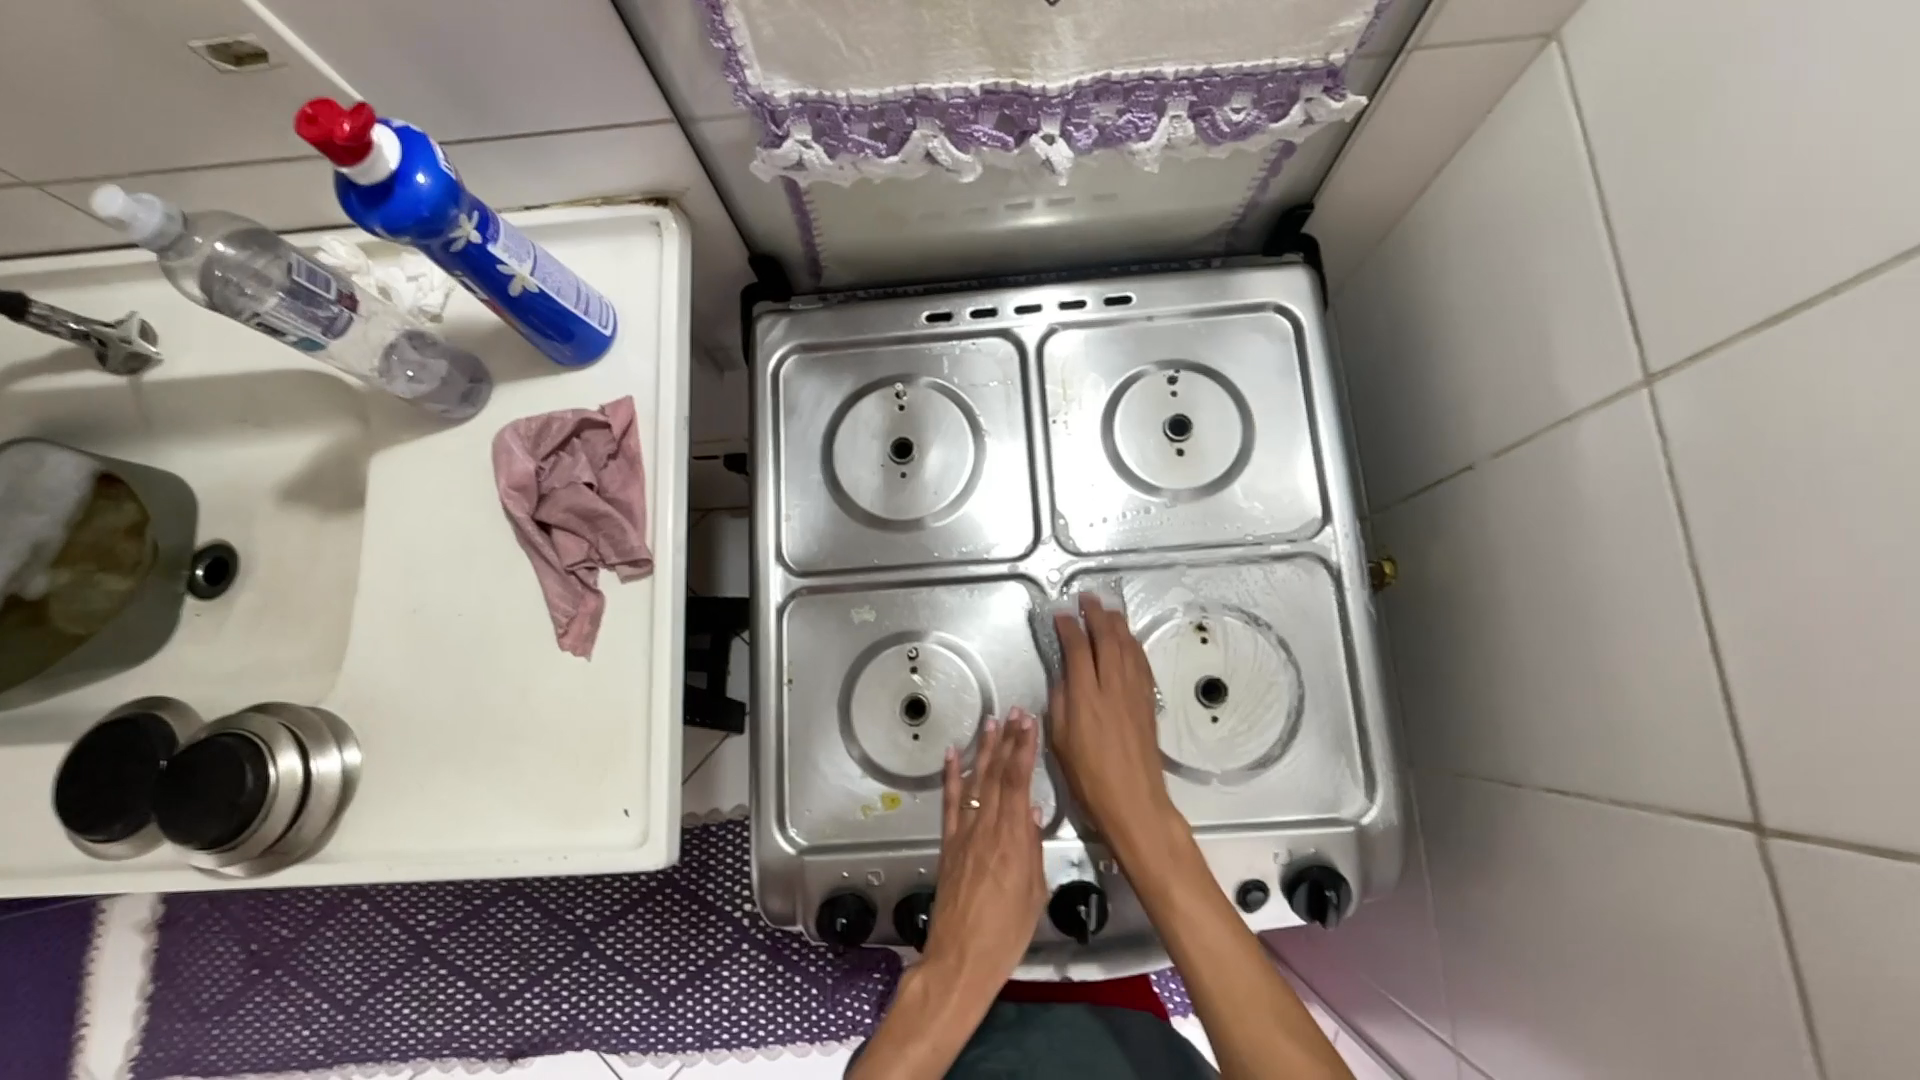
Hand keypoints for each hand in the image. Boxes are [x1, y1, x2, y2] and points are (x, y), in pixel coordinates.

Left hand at [921, 707, 1047, 993]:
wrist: (961, 957)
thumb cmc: (1006, 933)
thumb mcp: (1033, 893)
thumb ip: (1031, 849)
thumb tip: (1030, 813)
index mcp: (1013, 840)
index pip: (1019, 782)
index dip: (1024, 749)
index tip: (1029, 723)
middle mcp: (987, 828)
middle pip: (998, 775)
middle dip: (1008, 741)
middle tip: (1015, 713)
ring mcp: (964, 834)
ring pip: (975, 783)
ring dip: (983, 750)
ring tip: (990, 723)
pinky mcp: (948, 845)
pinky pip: (950, 804)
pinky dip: (950, 777)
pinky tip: (952, 755)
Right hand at [1050, 593, 1185, 857]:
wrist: (1134, 800)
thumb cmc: (1088, 777)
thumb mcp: (1060, 740)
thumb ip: (1061, 701)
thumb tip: (1065, 675)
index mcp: (1086, 697)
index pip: (1077, 649)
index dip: (1068, 628)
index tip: (1061, 615)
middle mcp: (1112, 688)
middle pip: (1107, 639)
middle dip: (1097, 614)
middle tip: (1087, 599)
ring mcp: (1134, 693)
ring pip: (1128, 647)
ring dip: (1118, 624)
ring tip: (1108, 610)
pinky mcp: (1148, 703)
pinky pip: (1141, 663)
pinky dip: (1133, 645)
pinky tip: (1128, 640)